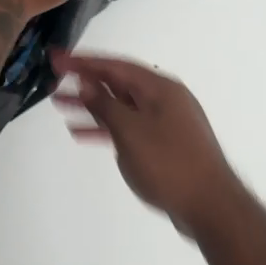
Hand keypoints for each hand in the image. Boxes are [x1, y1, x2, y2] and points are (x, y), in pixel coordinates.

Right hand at [53, 52, 242, 238]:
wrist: (211, 206)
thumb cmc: (169, 164)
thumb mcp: (130, 132)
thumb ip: (105, 105)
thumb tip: (87, 82)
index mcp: (159, 88)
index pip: (113, 65)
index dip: (82, 61)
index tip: (55, 58)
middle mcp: (163, 98)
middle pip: (117, 83)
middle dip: (85, 83)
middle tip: (53, 82)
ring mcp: (166, 121)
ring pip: (121, 106)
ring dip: (92, 106)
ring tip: (61, 107)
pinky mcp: (165, 143)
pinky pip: (130, 126)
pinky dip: (108, 127)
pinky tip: (85, 135)